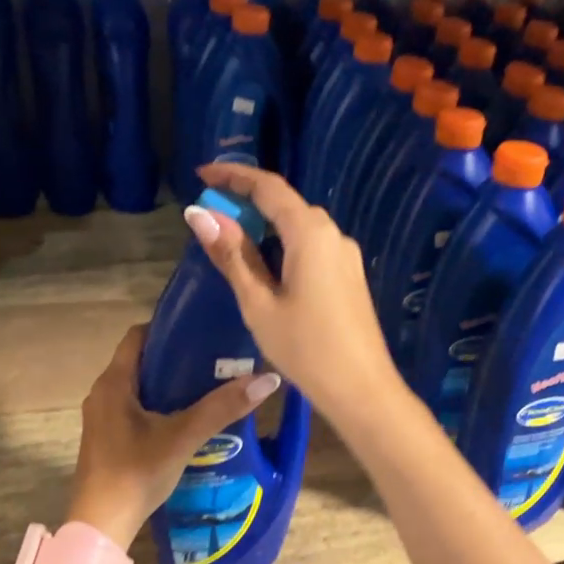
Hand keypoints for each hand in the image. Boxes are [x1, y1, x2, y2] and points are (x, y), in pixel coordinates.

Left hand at [68, 324, 280, 547]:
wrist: (101, 525)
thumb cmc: (136, 473)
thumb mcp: (183, 437)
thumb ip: (222, 407)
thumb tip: (267, 379)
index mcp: (113, 383)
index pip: (138, 337)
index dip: (168, 328)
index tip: (202, 330)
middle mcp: (103, 394)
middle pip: (141, 362)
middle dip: (177, 358)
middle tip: (215, 359)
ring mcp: (103, 419)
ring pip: (140, 388)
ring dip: (170, 384)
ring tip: (208, 386)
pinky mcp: (108, 440)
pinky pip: (136, 409)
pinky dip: (161, 406)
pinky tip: (188, 419)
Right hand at [187, 162, 404, 420]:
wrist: (362, 389)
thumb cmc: (305, 349)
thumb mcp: (258, 303)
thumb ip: (232, 255)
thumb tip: (200, 214)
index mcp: (310, 233)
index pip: (268, 186)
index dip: (232, 176)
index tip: (201, 174)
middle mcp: (333, 234)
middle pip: (285, 204)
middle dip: (246, 202)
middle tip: (209, 215)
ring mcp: (346, 256)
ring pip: (299, 228)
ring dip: (264, 228)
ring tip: (229, 243)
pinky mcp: (350, 276)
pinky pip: (312, 248)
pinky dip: (283, 247)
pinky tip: (264, 269)